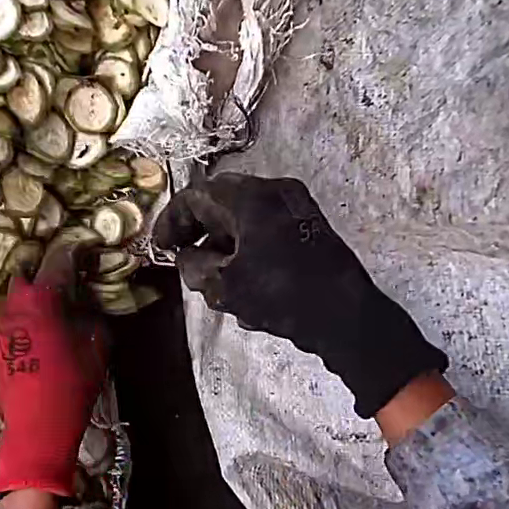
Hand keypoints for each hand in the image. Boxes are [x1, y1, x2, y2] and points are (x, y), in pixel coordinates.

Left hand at [0, 242, 106, 500]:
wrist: (36, 428)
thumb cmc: (71, 385)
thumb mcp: (96, 349)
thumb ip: (92, 320)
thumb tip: (88, 310)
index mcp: (42, 299)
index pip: (59, 261)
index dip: (74, 252)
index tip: (85, 249)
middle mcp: (14, 305)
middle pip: (27, 276)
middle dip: (45, 274)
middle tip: (64, 282)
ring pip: (14, 299)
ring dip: (31, 299)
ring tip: (51, 309)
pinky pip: (9, 321)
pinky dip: (23, 320)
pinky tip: (37, 333)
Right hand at [152, 174, 447, 418]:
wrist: (347, 317)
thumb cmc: (281, 296)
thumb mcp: (222, 285)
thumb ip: (193, 266)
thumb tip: (187, 257)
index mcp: (251, 198)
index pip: (196, 196)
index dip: (171, 221)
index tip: (161, 245)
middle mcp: (275, 191)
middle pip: (220, 201)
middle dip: (196, 228)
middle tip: (181, 252)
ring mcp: (296, 207)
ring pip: (242, 216)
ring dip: (221, 241)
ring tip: (210, 276)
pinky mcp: (308, 226)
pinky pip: (263, 228)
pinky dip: (245, 247)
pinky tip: (242, 284)